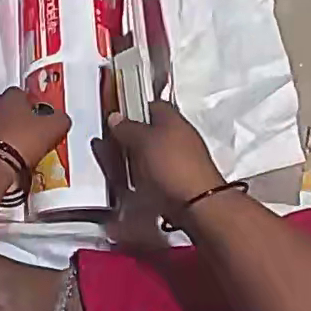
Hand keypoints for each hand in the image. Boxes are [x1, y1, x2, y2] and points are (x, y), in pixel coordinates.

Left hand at [0, 88, 69, 167]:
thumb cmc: (19, 142)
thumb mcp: (53, 128)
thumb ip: (60, 120)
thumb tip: (62, 120)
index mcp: (11, 96)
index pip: (25, 94)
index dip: (36, 106)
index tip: (44, 118)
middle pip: (9, 110)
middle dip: (20, 121)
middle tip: (34, 136)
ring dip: (7, 136)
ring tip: (21, 152)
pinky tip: (7, 161)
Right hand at [108, 101, 225, 206]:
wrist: (196, 204)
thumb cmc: (171, 165)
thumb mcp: (142, 141)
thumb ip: (127, 128)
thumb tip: (115, 118)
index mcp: (173, 120)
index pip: (154, 105)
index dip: (135, 109)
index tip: (118, 117)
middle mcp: (181, 138)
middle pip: (153, 131)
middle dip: (133, 137)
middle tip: (114, 144)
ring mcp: (182, 161)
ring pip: (154, 154)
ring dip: (137, 159)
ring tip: (119, 166)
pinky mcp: (180, 182)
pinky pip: (156, 175)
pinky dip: (144, 177)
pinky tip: (133, 183)